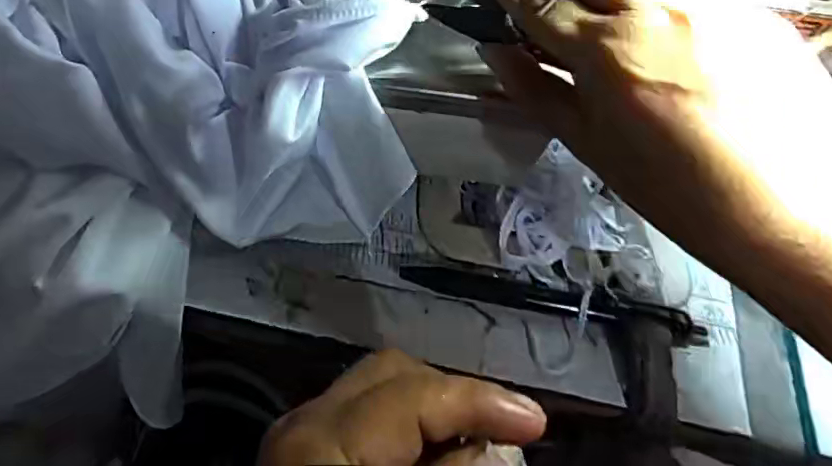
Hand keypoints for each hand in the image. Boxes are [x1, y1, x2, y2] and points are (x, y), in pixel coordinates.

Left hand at [258, 350, 543, 465]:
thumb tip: (490, 449)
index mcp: (323, 439)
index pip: (410, 393)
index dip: (476, 400)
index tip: (534, 422)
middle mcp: (303, 424)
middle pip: (389, 375)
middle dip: (451, 398)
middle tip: (508, 433)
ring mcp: (297, 439)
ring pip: (375, 393)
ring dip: (430, 415)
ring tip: (480, 446)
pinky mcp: (300, 458)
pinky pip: (360, 421)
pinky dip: (403, 435)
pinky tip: (435, 460)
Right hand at [470, 0, 831, 269]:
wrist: (825, 222)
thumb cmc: (691, 198)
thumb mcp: (595, 150)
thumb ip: (536, 91)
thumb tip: (497, 53)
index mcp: (607, 53)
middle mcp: (656, 15)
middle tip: (561, 12)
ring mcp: (712, 10)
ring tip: (633, 46)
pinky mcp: (757, 16)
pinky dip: (668, 16)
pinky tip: (689, 62)